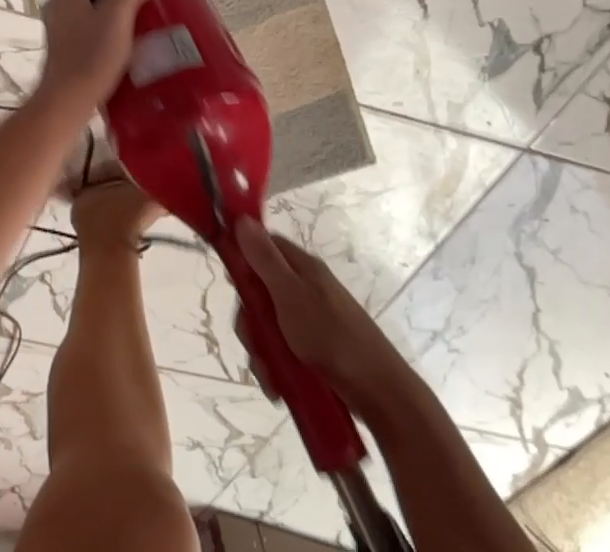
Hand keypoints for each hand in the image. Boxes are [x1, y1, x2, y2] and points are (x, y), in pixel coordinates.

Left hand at [34, 0, 162, 112]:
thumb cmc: (88, 56)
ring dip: (101, 1)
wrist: (68, 102)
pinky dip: (104, 24)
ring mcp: (62, 34)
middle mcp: (58, 11)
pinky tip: (126, 32)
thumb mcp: (115, 17)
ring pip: (82, 8)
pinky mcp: (70, 55)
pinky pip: (88, 29)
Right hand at [233, 217, 416, 411]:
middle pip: (258, 291)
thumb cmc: (333, 337)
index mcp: (302, 269)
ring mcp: (307, 320)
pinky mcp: (309, 348)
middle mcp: (303, 290)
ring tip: (269, 371)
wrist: (378, 392)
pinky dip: (273, 366)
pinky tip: (277, 384)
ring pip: (265, 325)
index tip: (231, 281)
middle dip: (249, 319)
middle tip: (253, 338)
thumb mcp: (291, 295)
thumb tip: (241, 219)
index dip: (242, 257)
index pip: (264, 246)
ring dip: (260, 349)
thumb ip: (265, 260)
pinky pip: (278, 349)